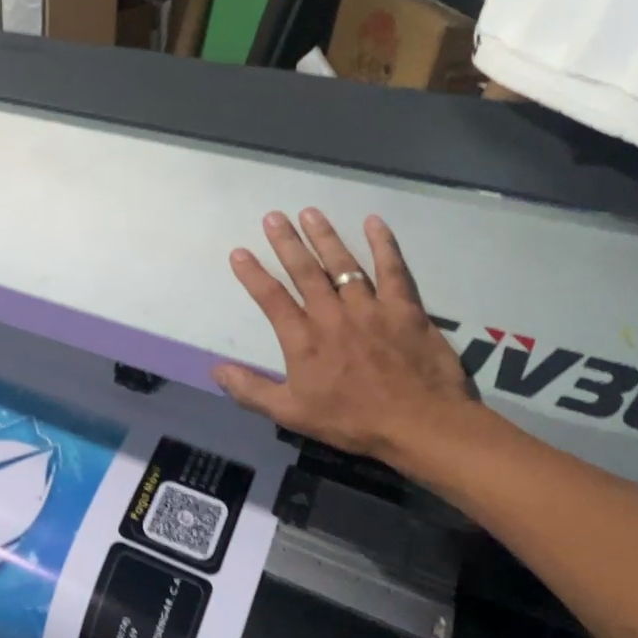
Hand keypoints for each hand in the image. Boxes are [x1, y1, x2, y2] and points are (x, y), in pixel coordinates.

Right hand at [212, 208, 477, 463]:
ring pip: (344, 264)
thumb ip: (251, 390)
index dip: (253, 274)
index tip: (239, 252)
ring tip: (310, 212)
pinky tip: (374, 223)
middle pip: (305, 271)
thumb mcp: (292, 413)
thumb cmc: (352, 421)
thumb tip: (216, 370)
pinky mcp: (406, 309)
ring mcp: (371, 308)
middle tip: (273, 217)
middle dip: (287, 242)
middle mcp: (332, 315)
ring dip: (325, 237)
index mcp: (303, 340)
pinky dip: (384, 245)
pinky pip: (393, 270)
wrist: (421, 424)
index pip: (271, 298)